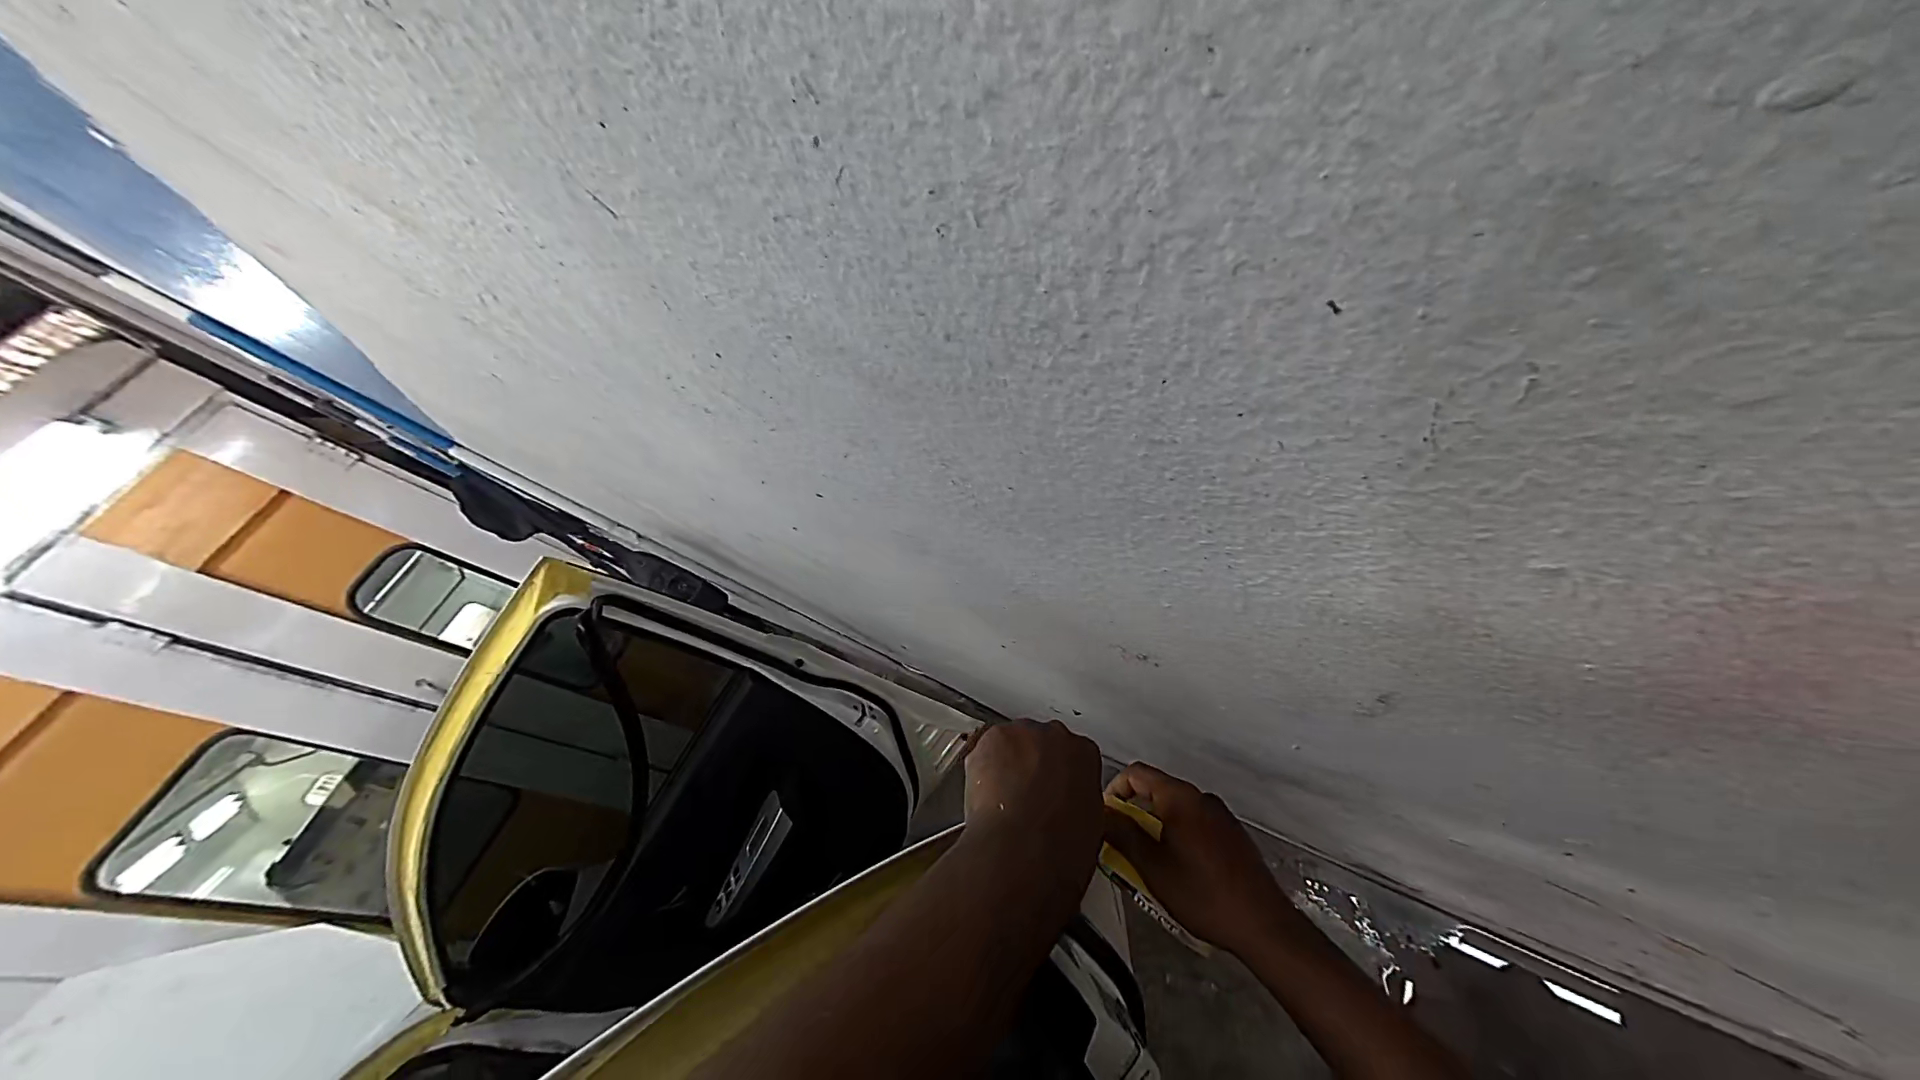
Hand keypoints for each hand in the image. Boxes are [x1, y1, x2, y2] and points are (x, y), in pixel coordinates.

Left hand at [962, 719, 1105, 898]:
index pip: (1071, 752)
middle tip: (1024, 791)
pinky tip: (985, 791)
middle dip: (1032, 761)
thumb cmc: (1057, 845)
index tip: (1050, 784)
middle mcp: (1056, 735)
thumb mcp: (1089, 822)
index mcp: (1084, 753)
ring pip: (1011, 742)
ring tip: (1002, 794)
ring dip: (1007, 761)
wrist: (1024, 849)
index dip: (1058, 772)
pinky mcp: (993, 739)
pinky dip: (983, 765)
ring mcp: (1022, 734)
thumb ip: (1079, 798)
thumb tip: (1067, 804)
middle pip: (1040, 740)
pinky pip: (986, 748)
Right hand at [1103, 762, 1293, 957]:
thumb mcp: (1151, 866)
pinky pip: (1193, 824)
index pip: (1135, 773)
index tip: (1105, 817)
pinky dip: (1176, 837)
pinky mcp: (1231, 836)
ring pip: (1174, 810)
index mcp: (1180, 798)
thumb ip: (1121, 834)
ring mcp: (1220, 816)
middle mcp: (1202, 799)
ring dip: (1154, 828)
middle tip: (1121, 844)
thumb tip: (1101, 814)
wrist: (1263, 926)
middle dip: (1133, 814)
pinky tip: (1175, 871)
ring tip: (1146, 863)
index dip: (1113, 791)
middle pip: (1155, 790)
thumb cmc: (1206, 896)